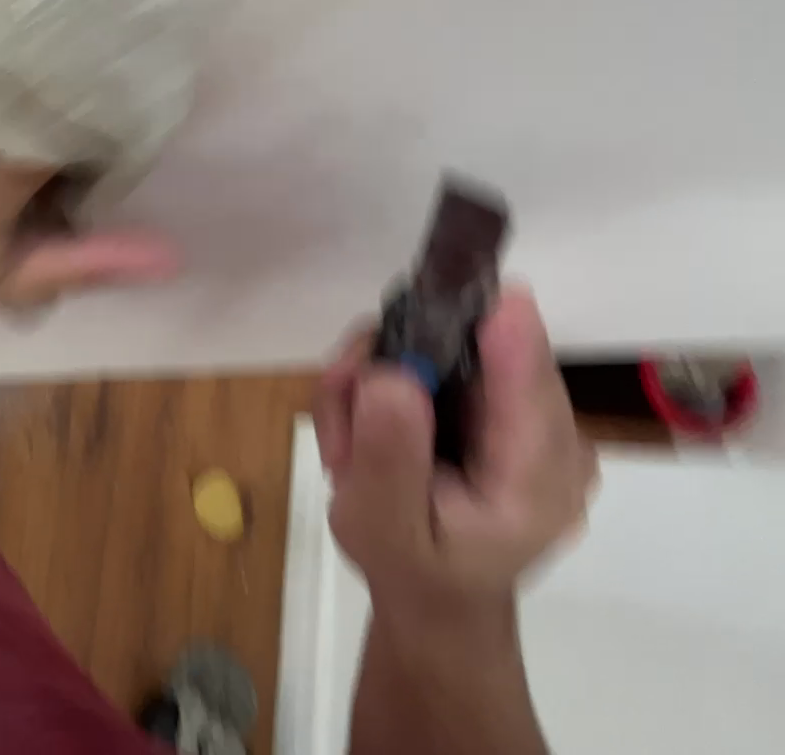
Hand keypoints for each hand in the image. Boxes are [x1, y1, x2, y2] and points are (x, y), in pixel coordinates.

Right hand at [315, 287, 597, 619]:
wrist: (431, 592)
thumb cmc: (410, 566)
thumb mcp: (381, 522)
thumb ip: (389, 454)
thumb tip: (392, 375)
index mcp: (537, 477)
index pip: (530, 390)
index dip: (508, 336)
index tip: (497, 288)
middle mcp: (545, 437)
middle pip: (469, 357)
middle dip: (386, 365)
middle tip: (336, 403)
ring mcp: (518, 419)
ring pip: (436, 354)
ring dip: (369, 383)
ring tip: (344, 445)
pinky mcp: (491, 409)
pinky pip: (429, 366)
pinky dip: (379, 388)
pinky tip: (362, 434)